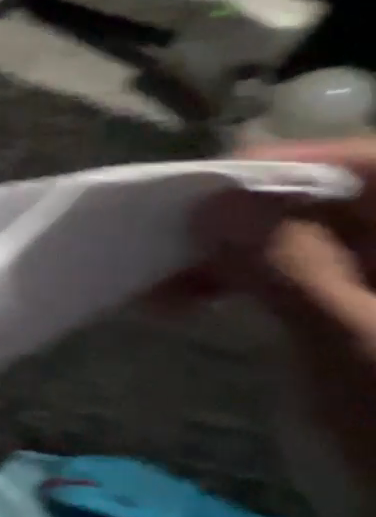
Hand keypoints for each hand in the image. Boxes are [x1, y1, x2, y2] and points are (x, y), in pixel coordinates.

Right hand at [196, 138, 375, 484]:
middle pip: (335, 198)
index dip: (283, 171)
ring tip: (163, 287)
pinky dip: (242, 279)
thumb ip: (289, 268)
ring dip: (229, 252)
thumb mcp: (348, 350)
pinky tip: (195, 299)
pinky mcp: (359, 311)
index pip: (374, 167)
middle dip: (241, 218)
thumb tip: (213, 203)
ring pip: (307, 235)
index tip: (194, 196)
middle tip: (161, 252)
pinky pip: (298, 270)